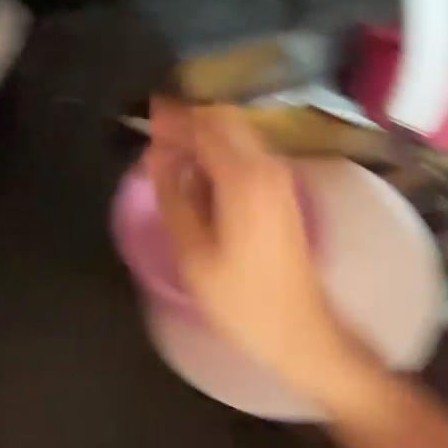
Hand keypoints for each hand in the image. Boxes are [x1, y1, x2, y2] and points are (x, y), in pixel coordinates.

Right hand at [148, 99, 379, 403]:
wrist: (301, 330)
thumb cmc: (242, 300)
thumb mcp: (194, 254)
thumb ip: (173, 197)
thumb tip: (156, 156)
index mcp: (243, 177)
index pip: (204, 126)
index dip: (173, 118)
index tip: (146, 117)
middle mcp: (266, 165)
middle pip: (225, 119)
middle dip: (190, 119)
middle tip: (157, 134)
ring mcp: (279, 175)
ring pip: (238, 131)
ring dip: (205, 133)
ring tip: (172, 153)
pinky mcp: (283, 189)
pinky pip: (247, 150)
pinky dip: (221, 148)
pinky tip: (199, 172)